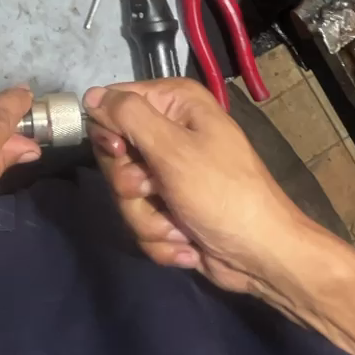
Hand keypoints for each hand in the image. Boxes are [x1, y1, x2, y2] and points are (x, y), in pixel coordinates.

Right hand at [85, 78, 319, 295]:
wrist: (264, 259)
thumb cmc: (222, 194)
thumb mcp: (173, 149)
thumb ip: (128, 116)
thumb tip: (90, 96)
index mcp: (175, 104)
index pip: (113, 102)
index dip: (110, 131)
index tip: (120, 153)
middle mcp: (170, 130)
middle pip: (114, 152)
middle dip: (130, 185)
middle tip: (153, 190)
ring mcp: (168, 171)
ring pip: (123, 192)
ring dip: (147, 217)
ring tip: (178, 225)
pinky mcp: (169, 207)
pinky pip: (140, 218)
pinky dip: (160, 237)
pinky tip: (186, 242)